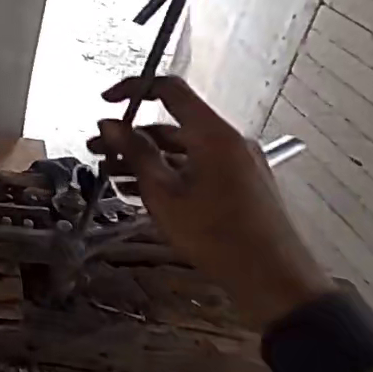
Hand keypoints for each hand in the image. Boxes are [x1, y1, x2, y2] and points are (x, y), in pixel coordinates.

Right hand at [89, 75, 336, 327]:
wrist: (274, 282)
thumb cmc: (217, 237)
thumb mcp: (164, 195)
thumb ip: (135, 154)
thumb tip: (110, 124)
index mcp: (212, 133)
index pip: (169, 89)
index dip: (134, 88)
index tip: (107, 102)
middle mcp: (227, 140)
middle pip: (172, 125)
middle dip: (131, 136)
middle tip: (97, 150)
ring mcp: (237, 162)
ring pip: (182, 149)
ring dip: (146, 158)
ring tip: (110, 174)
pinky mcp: (240, 184)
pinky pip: (197, 168)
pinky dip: (169, 173)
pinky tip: (139, 191)